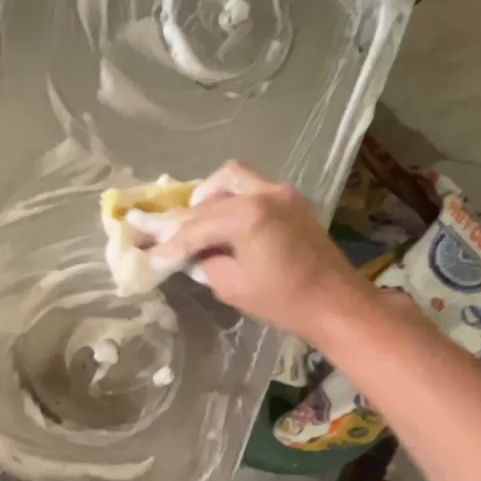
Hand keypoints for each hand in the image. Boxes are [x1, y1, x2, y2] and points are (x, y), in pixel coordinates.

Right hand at [147, 161, 370, 333]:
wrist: (334, 301)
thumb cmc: (282, 300)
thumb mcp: (231, 286)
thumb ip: (204, 262)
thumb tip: (190, 254)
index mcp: (247, 216)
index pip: (194, 228)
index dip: (168, 244)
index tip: (146, 254)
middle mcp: (262, 193)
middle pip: (207, 201)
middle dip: (179, 219)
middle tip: (150, 229)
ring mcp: (279, 192)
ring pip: (230, 178)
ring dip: (206, 197)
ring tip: (190, 219)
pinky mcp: (290, 199)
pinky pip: (251, 186)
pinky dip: (229, 198)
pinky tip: (219, 219)